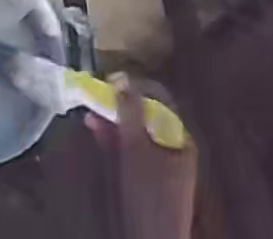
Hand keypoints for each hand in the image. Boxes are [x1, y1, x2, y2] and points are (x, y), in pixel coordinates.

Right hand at [100, 77, 198, 238]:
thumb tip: (121, 77)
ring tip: (90, 113)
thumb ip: (130, 112)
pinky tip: (97, 131)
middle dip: (120, 106)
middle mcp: (174, 149)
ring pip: (135, 135)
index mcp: (181, 139)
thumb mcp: (136, 148)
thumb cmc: (148, 194)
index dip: (137, 87)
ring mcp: (161, 167)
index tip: (113, 80)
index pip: (161, 100)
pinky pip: (131, 153)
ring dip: (113, 122)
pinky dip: (115, 142)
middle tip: (98, 96)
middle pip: (146, 117)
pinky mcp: (147, 182)